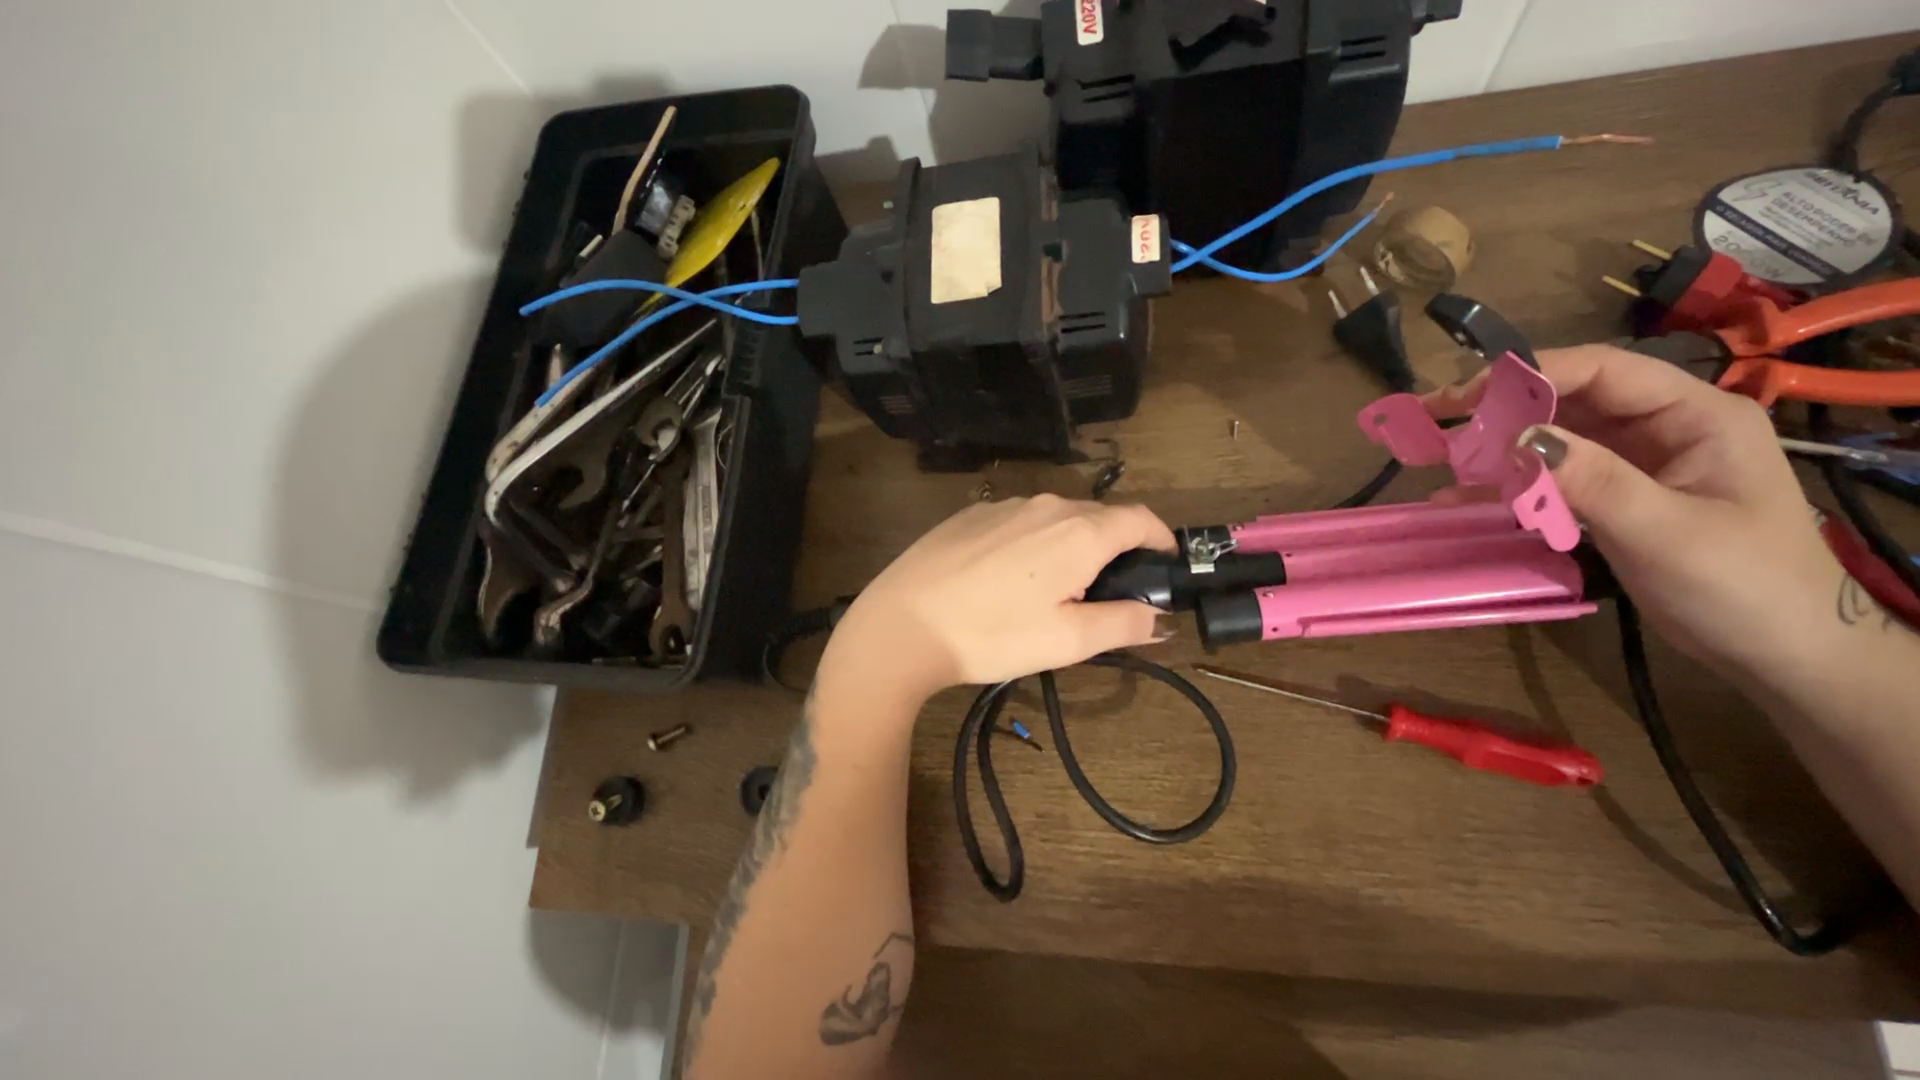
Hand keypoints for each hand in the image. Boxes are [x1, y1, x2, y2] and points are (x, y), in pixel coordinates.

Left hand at [820, 495, 1176, 703]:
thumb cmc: (992, 635)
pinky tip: (1009, 580)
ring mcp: (1004, 505)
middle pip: (1099, 517)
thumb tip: (1158, 616)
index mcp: (1079, 532)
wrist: (902, 625)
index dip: (1161, 539)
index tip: (1165, 563)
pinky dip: (1032, 543)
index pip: (1140, 519)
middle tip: (1108, 593)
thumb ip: (1123, 623)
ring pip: (1057, 518)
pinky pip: (1019, 522)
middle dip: (1115, 548)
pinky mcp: (970, 514)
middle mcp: (1046, 505)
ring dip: (1071, 546)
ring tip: (1056, 591)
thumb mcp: (1067, 642)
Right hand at [1428, 344, 1841, 675]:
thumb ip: (1592, 480)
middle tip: (1434, 420)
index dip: (1531, 375)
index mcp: (1695, 415)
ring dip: (1496, 446)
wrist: (1783, 653)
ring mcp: (1637, 463)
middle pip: (1569, 398)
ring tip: (1435, 455)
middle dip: (1500, 407)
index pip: (1603, 370)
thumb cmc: (1743, 586)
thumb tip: (1515, 439)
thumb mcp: (1665, 532)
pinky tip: (1460, 495)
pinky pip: (1552, 477)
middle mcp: (1663, 427)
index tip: (1464, 397)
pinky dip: (1508, 484)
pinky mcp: (1615, 497)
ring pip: (1553, 438)